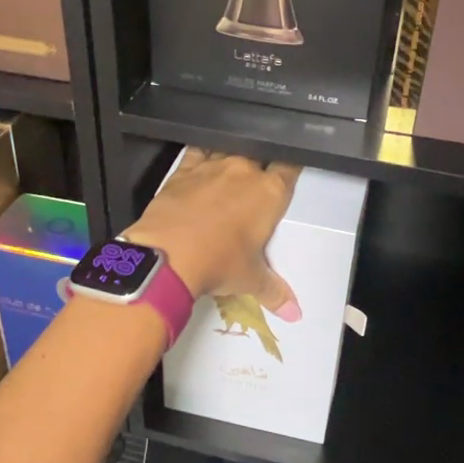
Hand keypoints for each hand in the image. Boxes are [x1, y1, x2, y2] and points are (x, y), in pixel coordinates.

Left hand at [121, 148, 302, 316]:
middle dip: (260, 165)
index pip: (289, 168)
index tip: (288, 174)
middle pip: (259, 156)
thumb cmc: (219, 263)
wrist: (168, 255)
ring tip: (230, 173)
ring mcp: (212, 166)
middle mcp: (243, 171)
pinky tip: (202, 163)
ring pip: (228, 149)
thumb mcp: (250, 279)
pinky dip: (202, 156)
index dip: (290, 169)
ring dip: (231, 158)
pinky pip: (198, 152)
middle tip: (257, 182)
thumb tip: (295, 314)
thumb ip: (275, 291)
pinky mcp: (183, 170)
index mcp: (269, 192)